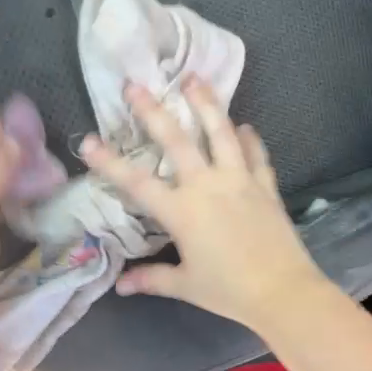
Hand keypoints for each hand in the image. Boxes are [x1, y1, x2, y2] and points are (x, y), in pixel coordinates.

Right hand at [80, 77, 327, 330]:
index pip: (137, 182)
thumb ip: (153, 279)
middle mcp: (208, 186)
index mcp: (182, 211)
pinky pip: (256, 155)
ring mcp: (240, 181)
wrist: (283, 291)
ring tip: (195, 79)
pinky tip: (245, 126)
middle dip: (153, 111)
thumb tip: (121, 285)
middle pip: (176, 141)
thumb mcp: (186, 286)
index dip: (110, 162)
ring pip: (221, 133)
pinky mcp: (266, 187)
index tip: (88, 141)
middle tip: (135, 85)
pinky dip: (250, 139)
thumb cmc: (230, 291)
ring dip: (206, 104)